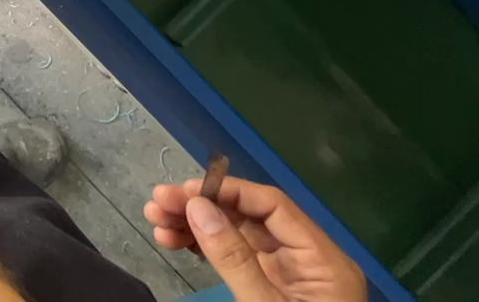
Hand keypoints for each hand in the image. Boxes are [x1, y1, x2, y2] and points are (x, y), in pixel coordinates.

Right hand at [144, 176, 366, 301]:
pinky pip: (232, 253)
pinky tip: (173, 241)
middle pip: (247, 215)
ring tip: (156, 221)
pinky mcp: (268, 286)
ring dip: (193, 223)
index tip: (183, 191)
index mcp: (322, 261)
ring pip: (234, 232)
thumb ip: (234, 258)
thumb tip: (196, 205)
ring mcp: (285, 273)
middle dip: (200, 207)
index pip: (272, 205)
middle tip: (157, 203)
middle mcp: (304, 258)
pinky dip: (201, 245)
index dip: (226, 191)